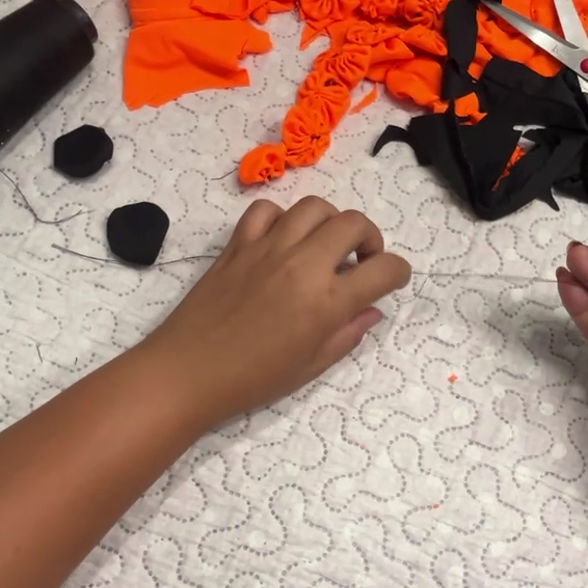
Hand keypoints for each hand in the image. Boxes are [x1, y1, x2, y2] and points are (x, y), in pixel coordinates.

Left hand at [140, 197, 411, 424]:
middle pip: (354, 223)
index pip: (384, 269)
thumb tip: (371, 310)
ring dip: (330, 223)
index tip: (392, 280)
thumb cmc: (253, 379)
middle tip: (360, 262)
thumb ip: (347, 334)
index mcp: (327, 302)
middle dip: (370, 239)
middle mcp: (303, 265)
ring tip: (324, 247)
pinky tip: (282, 241)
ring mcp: (268, 248)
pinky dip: (282, 219)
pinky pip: (267, 211)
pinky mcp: (238, 244)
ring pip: (314, 207)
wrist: (188, 372)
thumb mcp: (311, 366)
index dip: (398, 272)